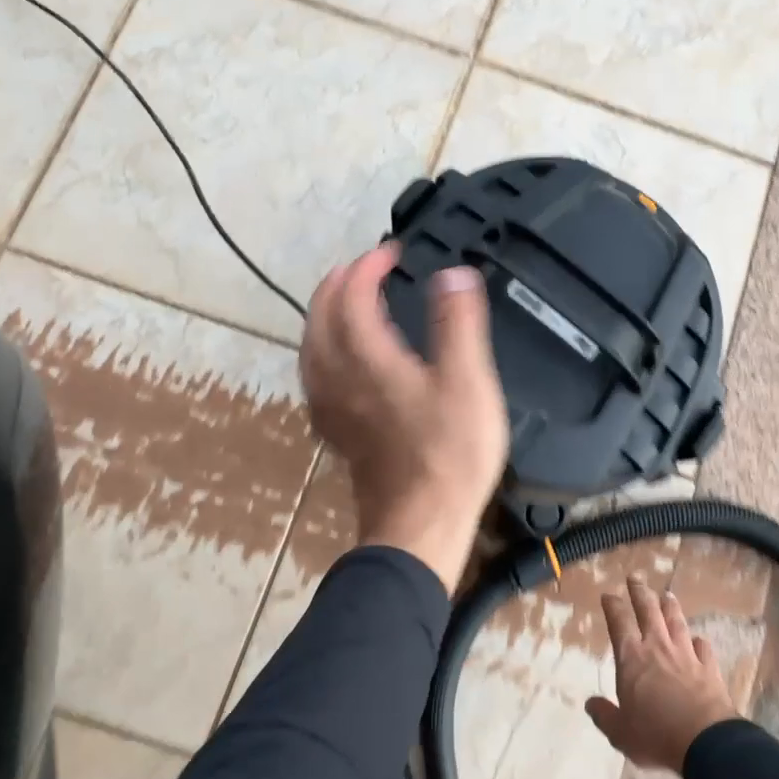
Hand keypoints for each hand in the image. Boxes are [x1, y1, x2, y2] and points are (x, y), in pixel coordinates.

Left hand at [299, 243, 507, 593]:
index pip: (351, 296)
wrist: (419, 526)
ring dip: (324, 316)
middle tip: (363, 269)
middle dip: (337, 285)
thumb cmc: (449, 454)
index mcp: (367, 358)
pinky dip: (323, 353)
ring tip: (346, 303)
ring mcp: (332, 408)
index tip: (391, 253)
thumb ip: (458, 322)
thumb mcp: (468, 381)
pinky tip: (340, 363)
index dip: (367, 267)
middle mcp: (338, 377)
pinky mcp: (337, 432)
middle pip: (319, 318)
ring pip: (311, 348)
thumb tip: (453, 274)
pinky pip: (316, 378)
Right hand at [586, 576, 740, 773]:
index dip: (612, 606)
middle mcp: (658, 647)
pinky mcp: (708, 667)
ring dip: (670, 606)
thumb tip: (590, 703)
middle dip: (639, 592)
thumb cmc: (655, 735)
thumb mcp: (620, 732)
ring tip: (667, 594)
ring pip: (676, 621)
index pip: (619, 623)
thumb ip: (604, 715)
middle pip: (648, 610)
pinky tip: (698, 639)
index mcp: (631, 658)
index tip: (608, 594)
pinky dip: (698, 641)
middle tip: (635, 577)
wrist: (704, 741)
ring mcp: (686, 654)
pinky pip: (703, 647)